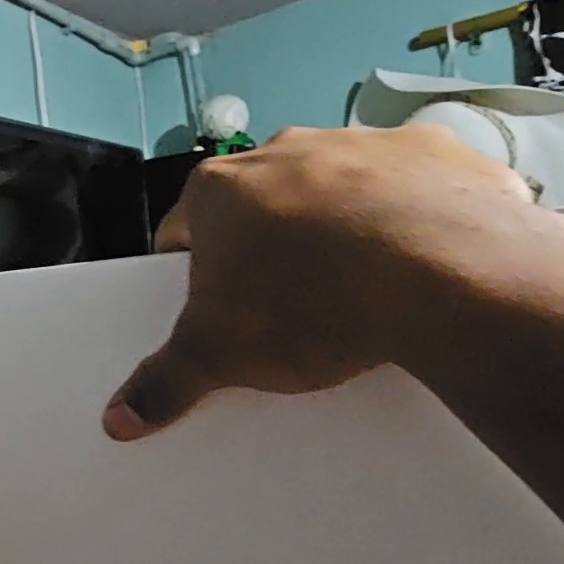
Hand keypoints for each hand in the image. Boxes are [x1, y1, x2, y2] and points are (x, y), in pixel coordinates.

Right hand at [103, 125, 533, 440]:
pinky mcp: (434, 150)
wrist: (446, 279)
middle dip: (264, 244)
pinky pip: (407, 182)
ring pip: (331, 186)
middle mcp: (283, 149)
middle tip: (286, 300)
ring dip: (334, 223)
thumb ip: (163, 383)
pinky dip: (405, 212)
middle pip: (257, 204)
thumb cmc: (309, 308)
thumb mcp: (219, 356)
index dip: (191, 271)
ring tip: (356, 281)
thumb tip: (117, 421)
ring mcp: (361, 142)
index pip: (180, 230)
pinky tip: (417, 258)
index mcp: (219, 191)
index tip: (215, 303)